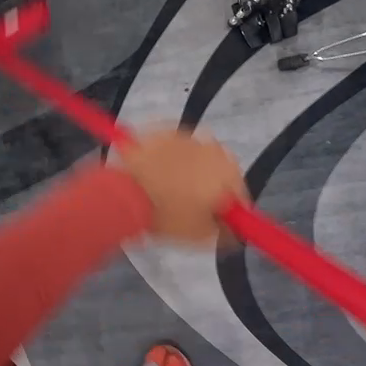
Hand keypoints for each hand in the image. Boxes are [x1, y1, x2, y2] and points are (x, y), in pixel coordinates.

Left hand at [116, 127, 249, 244]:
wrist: (125, 194)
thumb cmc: (167, 216)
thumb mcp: (200, 236)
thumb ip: (223, 231)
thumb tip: (229, 229)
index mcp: (228, 172)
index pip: (239, 193)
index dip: (231, 210)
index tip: (221, 221)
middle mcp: (212, 148)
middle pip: (219, 169)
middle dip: (211, 184)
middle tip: (193, 204)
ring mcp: (186, 135)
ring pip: (195, 154)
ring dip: (189, 168)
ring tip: (170, 186)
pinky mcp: (161, 129)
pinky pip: (171, 145)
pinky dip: (168, 156)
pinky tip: (155, 171)